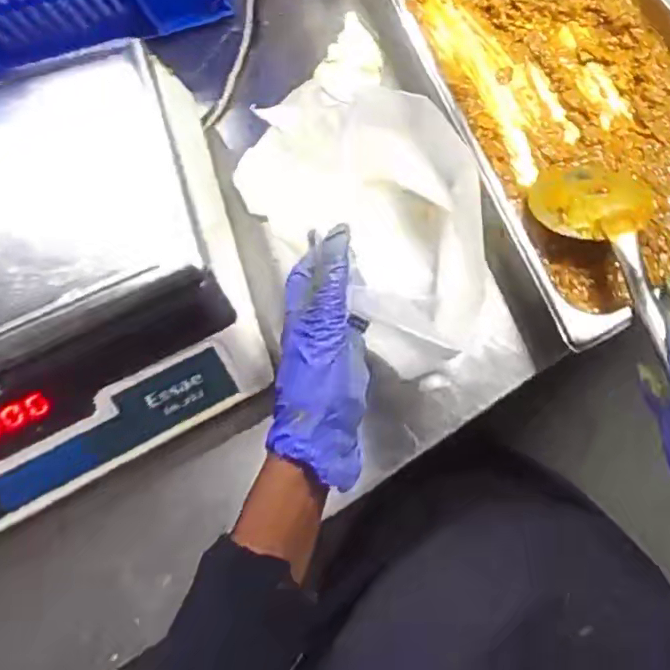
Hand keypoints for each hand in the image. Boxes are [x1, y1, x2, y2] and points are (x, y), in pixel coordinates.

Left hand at [267, 225, 367, 490]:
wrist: (319, 440)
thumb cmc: (323, 386)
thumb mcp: (329, 334)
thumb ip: (333, 294)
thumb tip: (334, 248)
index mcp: (302, 320)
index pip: (307, 276)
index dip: (320, 252)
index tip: (338, 229)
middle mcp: (308, 329)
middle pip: (317, 288)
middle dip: (332, 264)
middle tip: (353, 243)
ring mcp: (321, 347)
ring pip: (330, 306)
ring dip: (344, 285)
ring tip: (363, 267)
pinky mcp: (336, 362)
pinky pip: (344, 325)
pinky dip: (354, 309)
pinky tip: (366, 308)